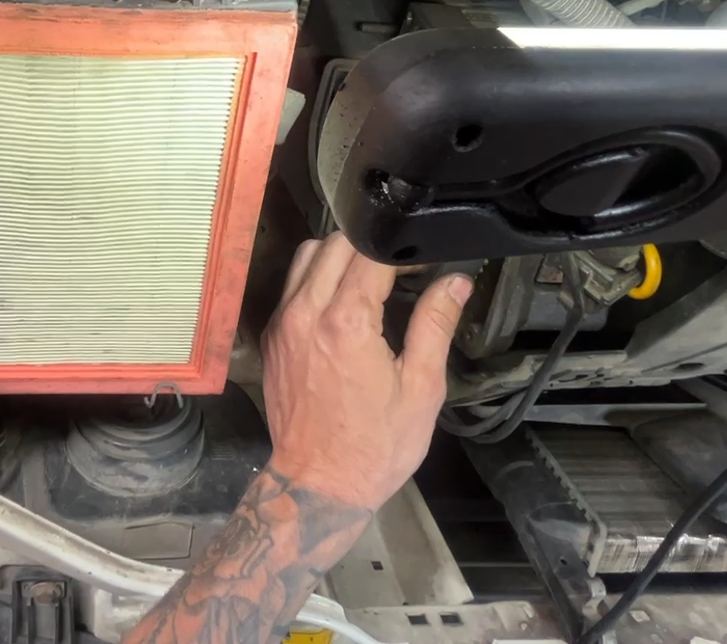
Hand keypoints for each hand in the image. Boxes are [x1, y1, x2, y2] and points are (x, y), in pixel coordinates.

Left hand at [260, 233, 472, 512]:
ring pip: (306, 256)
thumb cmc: (376, 444)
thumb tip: (456, 281)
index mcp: (346, 323)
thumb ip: (435, 325)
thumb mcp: (421, 388)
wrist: (319, 482)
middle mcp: (306, 312)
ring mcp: (282, 321)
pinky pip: (291, 284)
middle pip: (334, 244)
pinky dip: (315, 277)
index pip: (370, 255)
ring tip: (367, 277)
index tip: (421, 261)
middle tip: (398, 268)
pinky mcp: (271, 334)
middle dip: (368, 245)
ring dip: (337, 255)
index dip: (400, 251)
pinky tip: (339, 299)